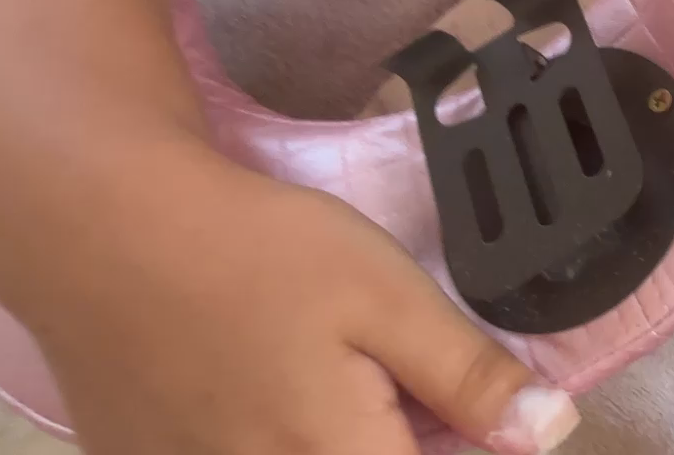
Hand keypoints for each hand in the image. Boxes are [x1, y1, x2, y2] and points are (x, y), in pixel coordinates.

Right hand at [0, 144, 577, 454]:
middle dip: (423, 436)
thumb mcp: (397, 304)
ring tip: (375, 369)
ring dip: (368, 429)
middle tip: (430, 375)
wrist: (122, 240)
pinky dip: (313, 429)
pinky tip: (309, 375)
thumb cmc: (280, 262)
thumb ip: (468, 378)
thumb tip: (551, 431)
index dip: (474, 444)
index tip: (479, 400)